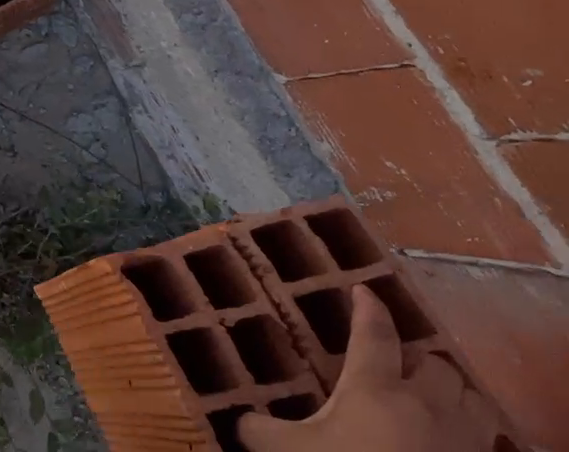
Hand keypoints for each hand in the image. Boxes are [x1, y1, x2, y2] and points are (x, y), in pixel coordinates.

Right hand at [240, 285, 499, 451]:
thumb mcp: (286, 449)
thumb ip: (258, 427)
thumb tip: (238, 417)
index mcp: (374, 388)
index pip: (373, 334)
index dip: (368, 307)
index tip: (362, 289)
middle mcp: (424, 404)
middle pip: (435, 363)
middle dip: (417, 358)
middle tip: (394, 363)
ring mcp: (461, 437)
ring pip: (472, 396)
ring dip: (452, 390)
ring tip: (428, 395)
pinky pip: (486, 434)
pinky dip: (469, 425)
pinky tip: (446, 433)